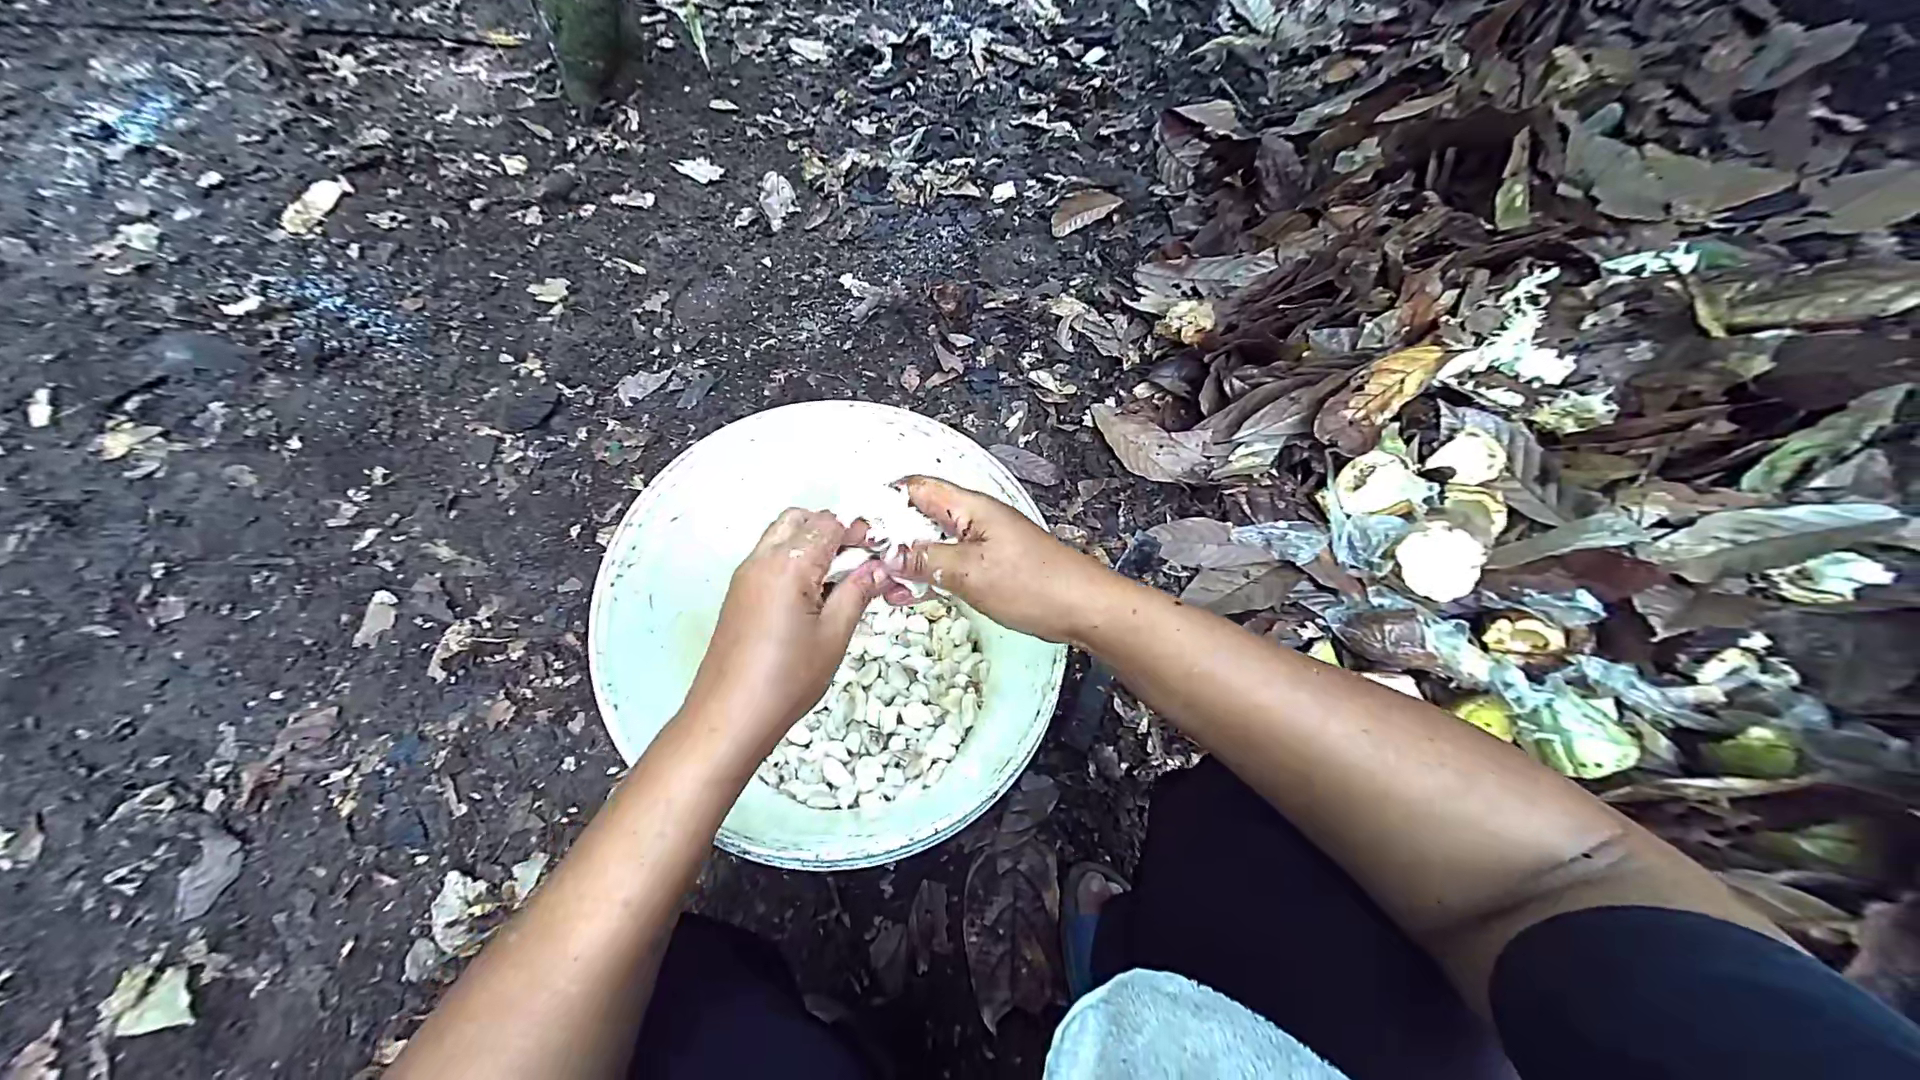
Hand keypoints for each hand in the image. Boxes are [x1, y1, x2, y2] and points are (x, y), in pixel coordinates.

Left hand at [683, 509, 890, 749]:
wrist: (729, 717)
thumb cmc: (782, 682)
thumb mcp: (834, 635)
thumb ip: (858, 592)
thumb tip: (877, 569)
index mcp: (788, 565)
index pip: (829, 523)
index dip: (859, 533)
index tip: (878, 555)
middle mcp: (761, 561)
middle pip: (802, 519)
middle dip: (834, 532)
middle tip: (859, 563)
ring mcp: (746, 576)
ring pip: (783, 535)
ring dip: (813, 545)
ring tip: (839, 584)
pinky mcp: (739, 593)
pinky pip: (770, 558)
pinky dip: (795, 562)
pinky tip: (814, 597)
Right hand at [881, 476, 1118, 644]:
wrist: (1083, 607)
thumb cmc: (1039, 583)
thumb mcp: (970, 572)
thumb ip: (927, 560)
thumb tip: (893, 554)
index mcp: (970, 507)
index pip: (916, 488)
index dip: (884, 502)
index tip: (862, 527)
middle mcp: (974, 519)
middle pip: (920, 516)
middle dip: (892, 535)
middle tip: (868, 559)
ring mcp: (981, 542)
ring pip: (933, 542)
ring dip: (909, 559)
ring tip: (888, 582)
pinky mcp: (988, 565)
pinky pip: (949, 562)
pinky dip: (930, 574)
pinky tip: (914, 591)